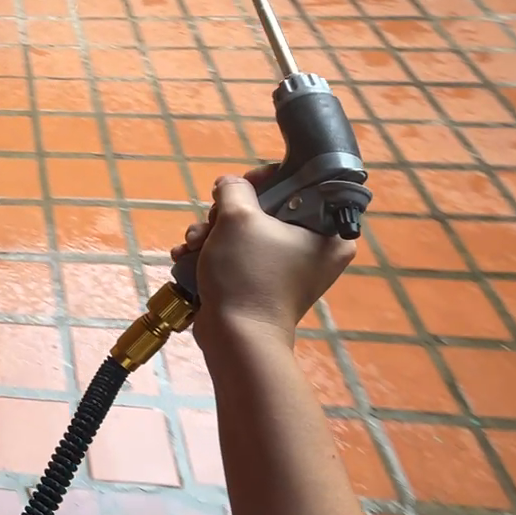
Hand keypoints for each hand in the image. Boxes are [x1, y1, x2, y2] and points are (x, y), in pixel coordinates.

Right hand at [172, 169, 354, 346]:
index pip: (301, 186)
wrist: (235, 334)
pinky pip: (237, 254)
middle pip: (265, 211)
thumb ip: (233, 190)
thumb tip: (229, 184)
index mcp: (327, 234)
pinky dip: (212, 251)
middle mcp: (313, 251)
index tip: (240, 185)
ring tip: (194, 243)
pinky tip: (188, 254)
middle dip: (226, 214)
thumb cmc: (247, 273)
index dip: (266, 180)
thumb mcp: (237, 219)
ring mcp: (285, 269)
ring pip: (244, 232)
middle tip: (213, 222)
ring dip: (211, 232)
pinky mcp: (261, 282)